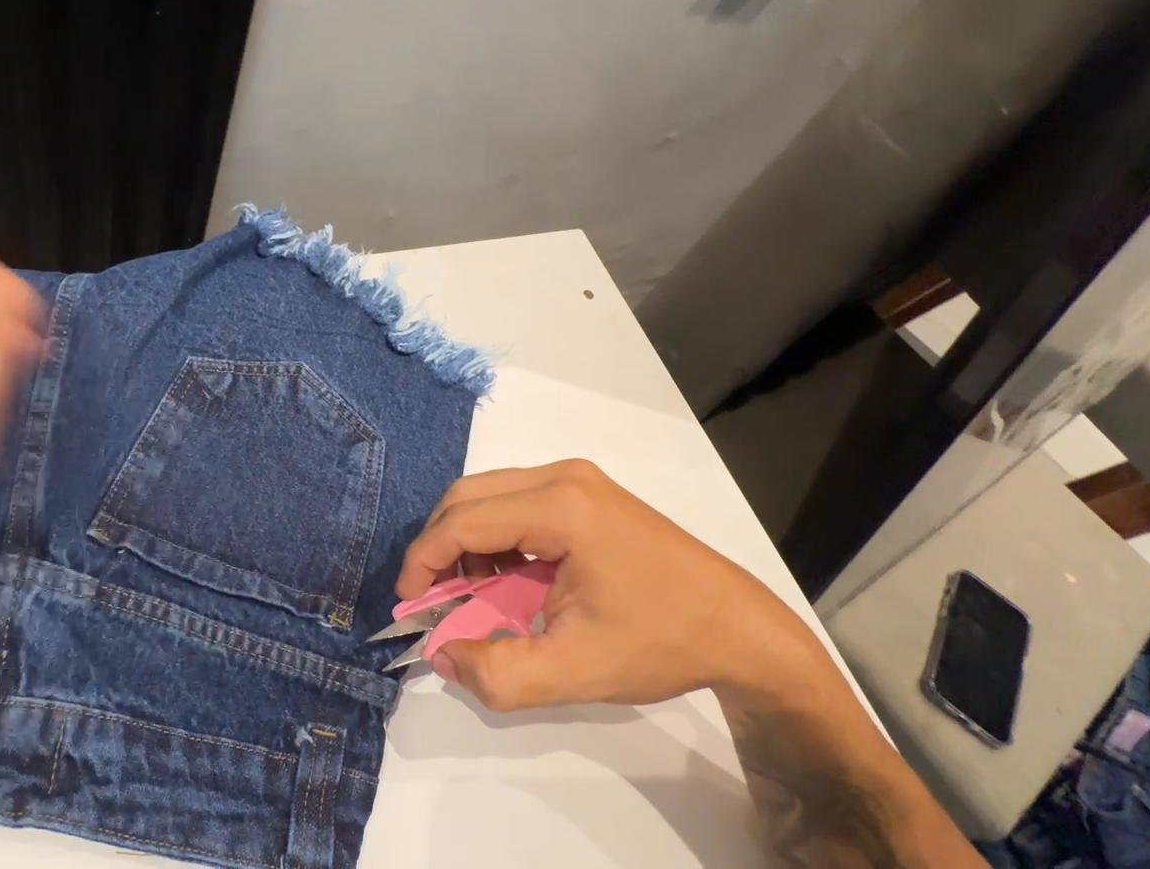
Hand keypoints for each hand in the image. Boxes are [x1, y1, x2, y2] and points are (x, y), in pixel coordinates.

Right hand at [396, 460, 831, 710]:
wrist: (739, 629)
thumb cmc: (660, 644)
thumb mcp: (575, 672)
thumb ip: (497, 673)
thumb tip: (442, 654)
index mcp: (561, 508)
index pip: (464, 520)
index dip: (424, 561)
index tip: (410, 604)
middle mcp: (563, 476)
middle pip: (468, 496)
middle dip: (439, 546)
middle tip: (433, 597)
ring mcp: (577, 478)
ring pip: (489, 494)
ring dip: (465, 539)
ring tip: (469, 592)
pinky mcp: (585, 490)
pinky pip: (515, 499)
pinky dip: (494, 534)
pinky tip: (505, 576)